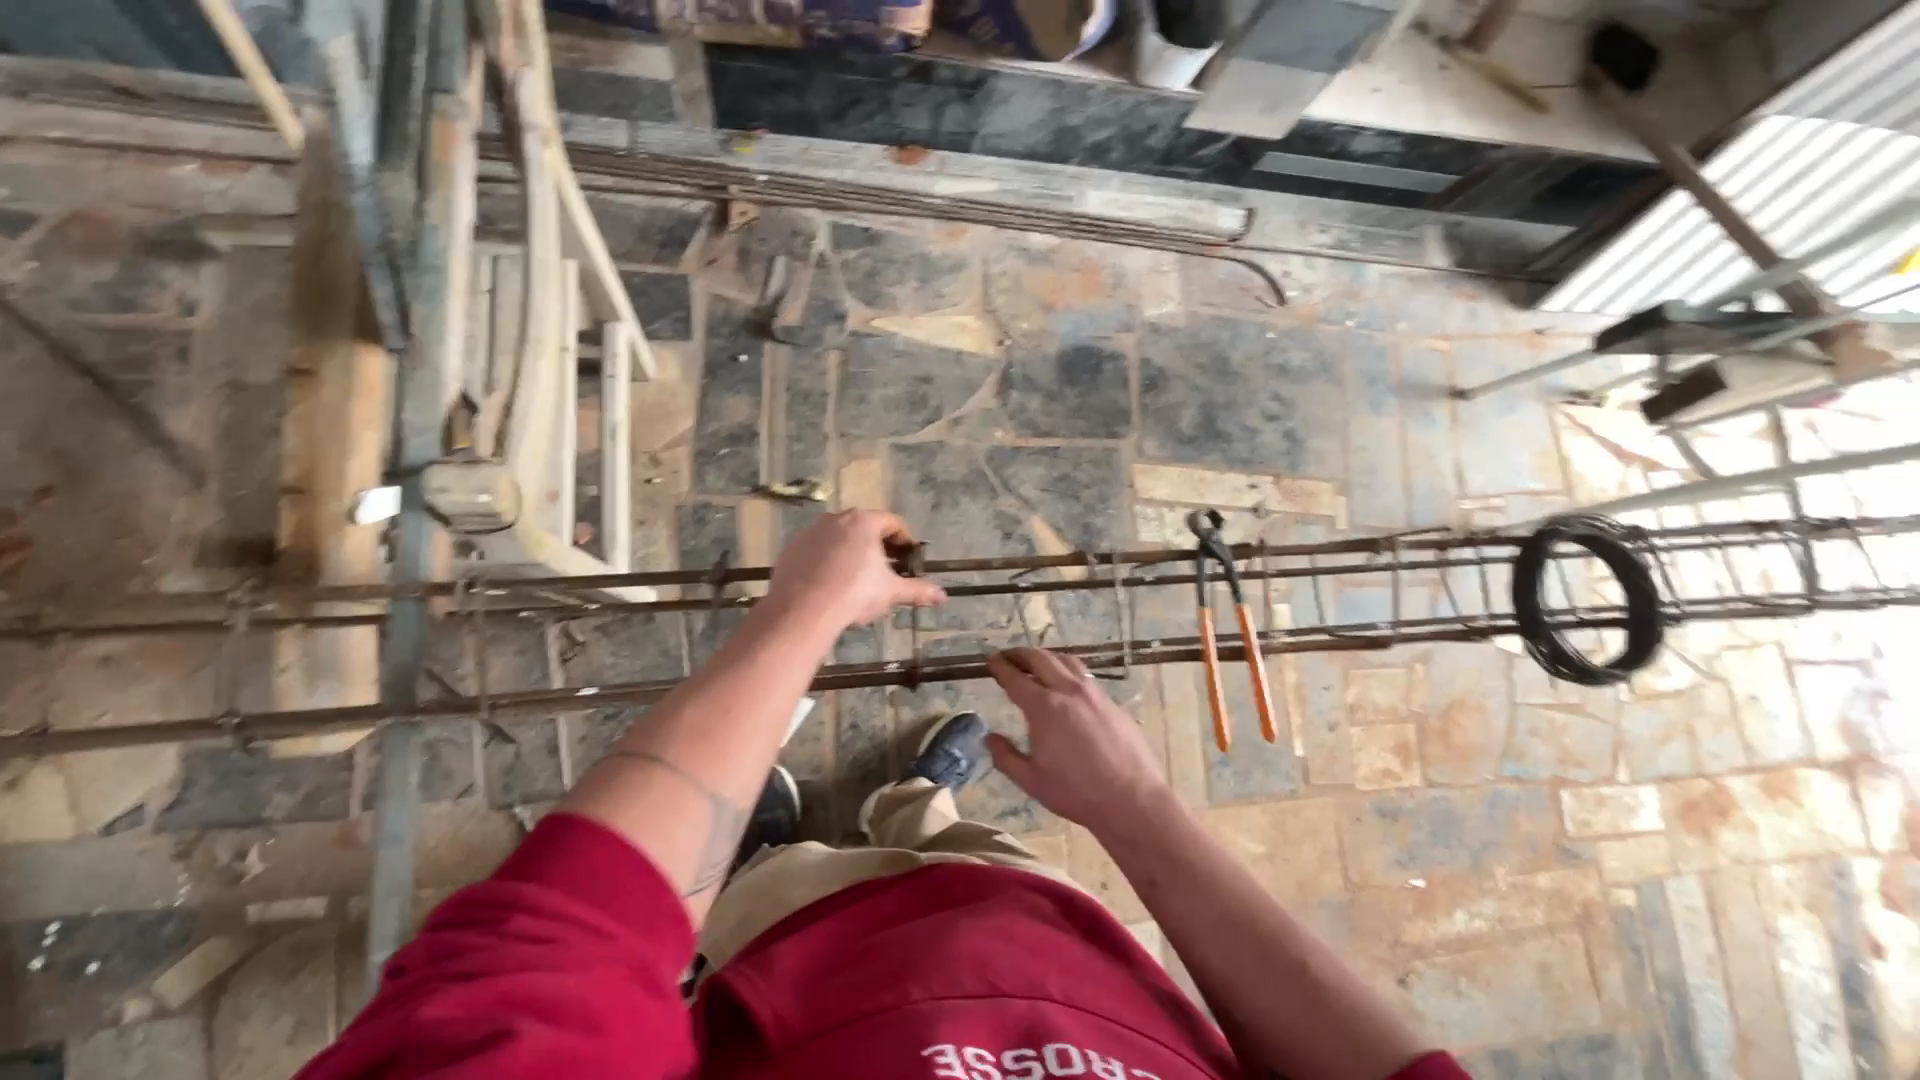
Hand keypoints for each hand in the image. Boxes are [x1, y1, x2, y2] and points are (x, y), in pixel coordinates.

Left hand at [766, 510, 945, 630]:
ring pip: (838, 538)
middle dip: (877, 546)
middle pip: (864, 528)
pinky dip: (826, 561)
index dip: (904, 540)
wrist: (803, 609)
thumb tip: (942, 596)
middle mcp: (836, 519)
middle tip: (885, 569)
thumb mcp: (890, 592)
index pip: (892, 523)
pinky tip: (830, 584)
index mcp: (864, 522)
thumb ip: (917, 590)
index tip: (908, 558)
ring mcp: (810, 532)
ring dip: (850, 552)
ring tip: (856, 578)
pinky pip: (815, 551)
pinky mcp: (791, 549)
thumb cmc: (854, 593)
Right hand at [984, 648, 1171, 828]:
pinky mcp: (1112, 702)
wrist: (1132, 798)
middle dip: (1021, 654)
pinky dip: (1068, 669)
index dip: (1000, 667)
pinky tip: (1067, 683)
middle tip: (1008, 656)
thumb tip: (989, 738)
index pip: (1015, 678)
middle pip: (1041, 659)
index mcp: (1044, 708)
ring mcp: (1094, 693)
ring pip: (1066, 661)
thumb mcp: (1032, 781)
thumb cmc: (1076, 792)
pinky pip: (1085, 675)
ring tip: (1036, 663)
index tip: (991, 660)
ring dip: (1046, 657)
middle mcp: (1068, 691)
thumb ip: (1006, 757)